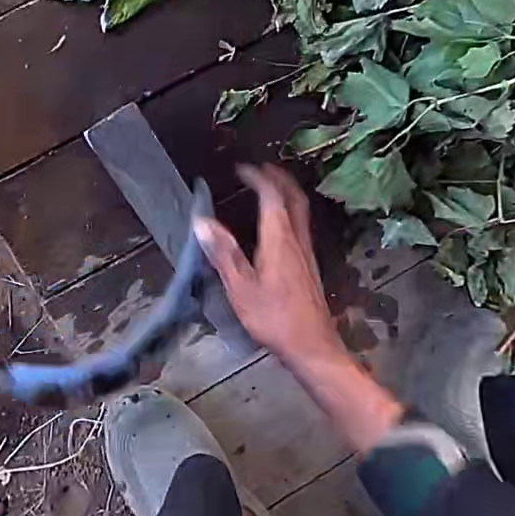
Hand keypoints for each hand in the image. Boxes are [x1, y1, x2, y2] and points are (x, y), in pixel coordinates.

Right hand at [196, 165, 403, 451]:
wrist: (313, 347)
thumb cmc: (274, 319)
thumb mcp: (241, 288)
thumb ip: (223, 253)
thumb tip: (202, 222)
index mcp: (279, 240)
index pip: (271, 197)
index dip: (258, 178)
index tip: (242, 169)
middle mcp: (297, 240)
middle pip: (294, 198)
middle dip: (278, 178)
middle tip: (261, 169)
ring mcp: (307, 252)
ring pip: (301, 211)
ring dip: (286, 193)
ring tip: (270, 187)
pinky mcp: (310, 265)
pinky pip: (301, 225)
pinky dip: (290, 211)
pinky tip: (279, 224)